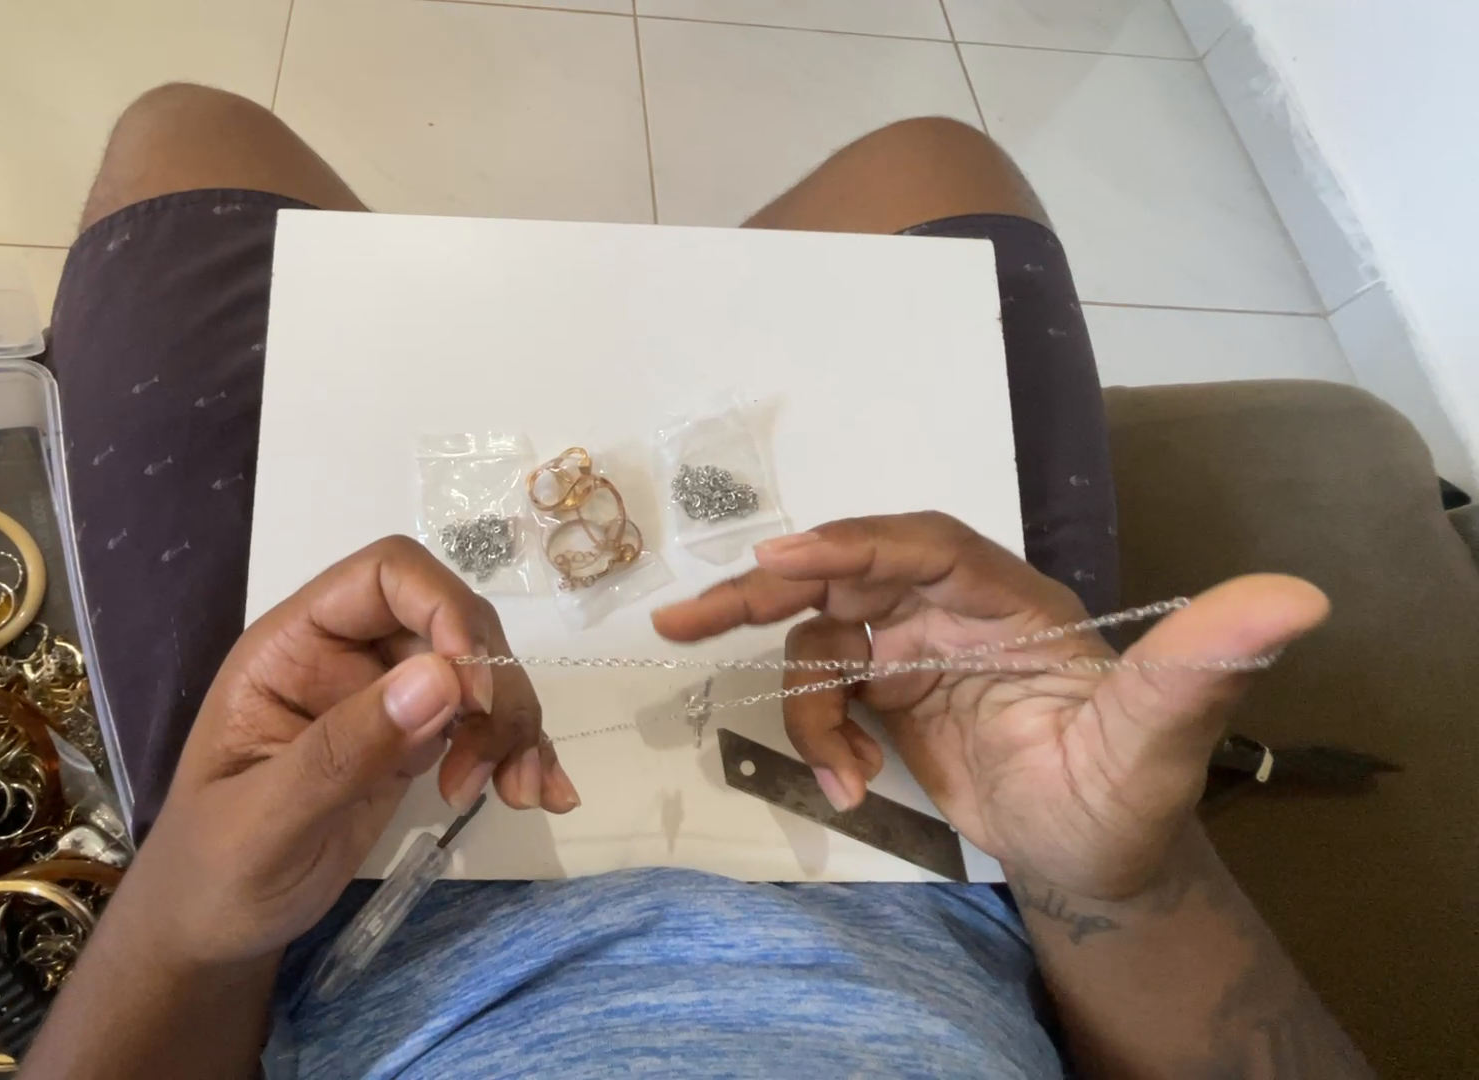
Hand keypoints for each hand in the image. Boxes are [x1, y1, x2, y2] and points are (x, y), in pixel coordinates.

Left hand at [130, 536, 578, 964]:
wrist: (220, 926)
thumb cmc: (216, 871)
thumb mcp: (266, 820)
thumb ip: (345, 748)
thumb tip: (443, 676)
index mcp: (296, 644)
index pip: (386, 575)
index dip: (443, 608)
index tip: (471, 690)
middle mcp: (350, 654)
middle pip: (452, 619)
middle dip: (489, 686)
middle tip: (482, 770)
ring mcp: (388, 694)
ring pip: (481, 670)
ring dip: (511, 725)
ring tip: (515, 796)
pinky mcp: (417, 737)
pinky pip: (485, 721)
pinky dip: (521, 750)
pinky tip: (543, 793)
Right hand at [652, 513, 1326, 901]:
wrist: (1082, 863)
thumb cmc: (1120, 807)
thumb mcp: (1152, 752)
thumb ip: (1193, 676)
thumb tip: (1291, 598)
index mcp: (1006, 598)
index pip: (916, 547)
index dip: (845, 546)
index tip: (776, 559)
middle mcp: (942, 607)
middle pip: (835, 578)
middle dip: (758, 594)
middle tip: (682, 620)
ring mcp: (901, 645)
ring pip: (813, 639)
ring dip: (805, 704)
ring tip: (838, 773)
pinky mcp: (875, 684)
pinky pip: (818, 691)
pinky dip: (819, 737)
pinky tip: (849, 784)